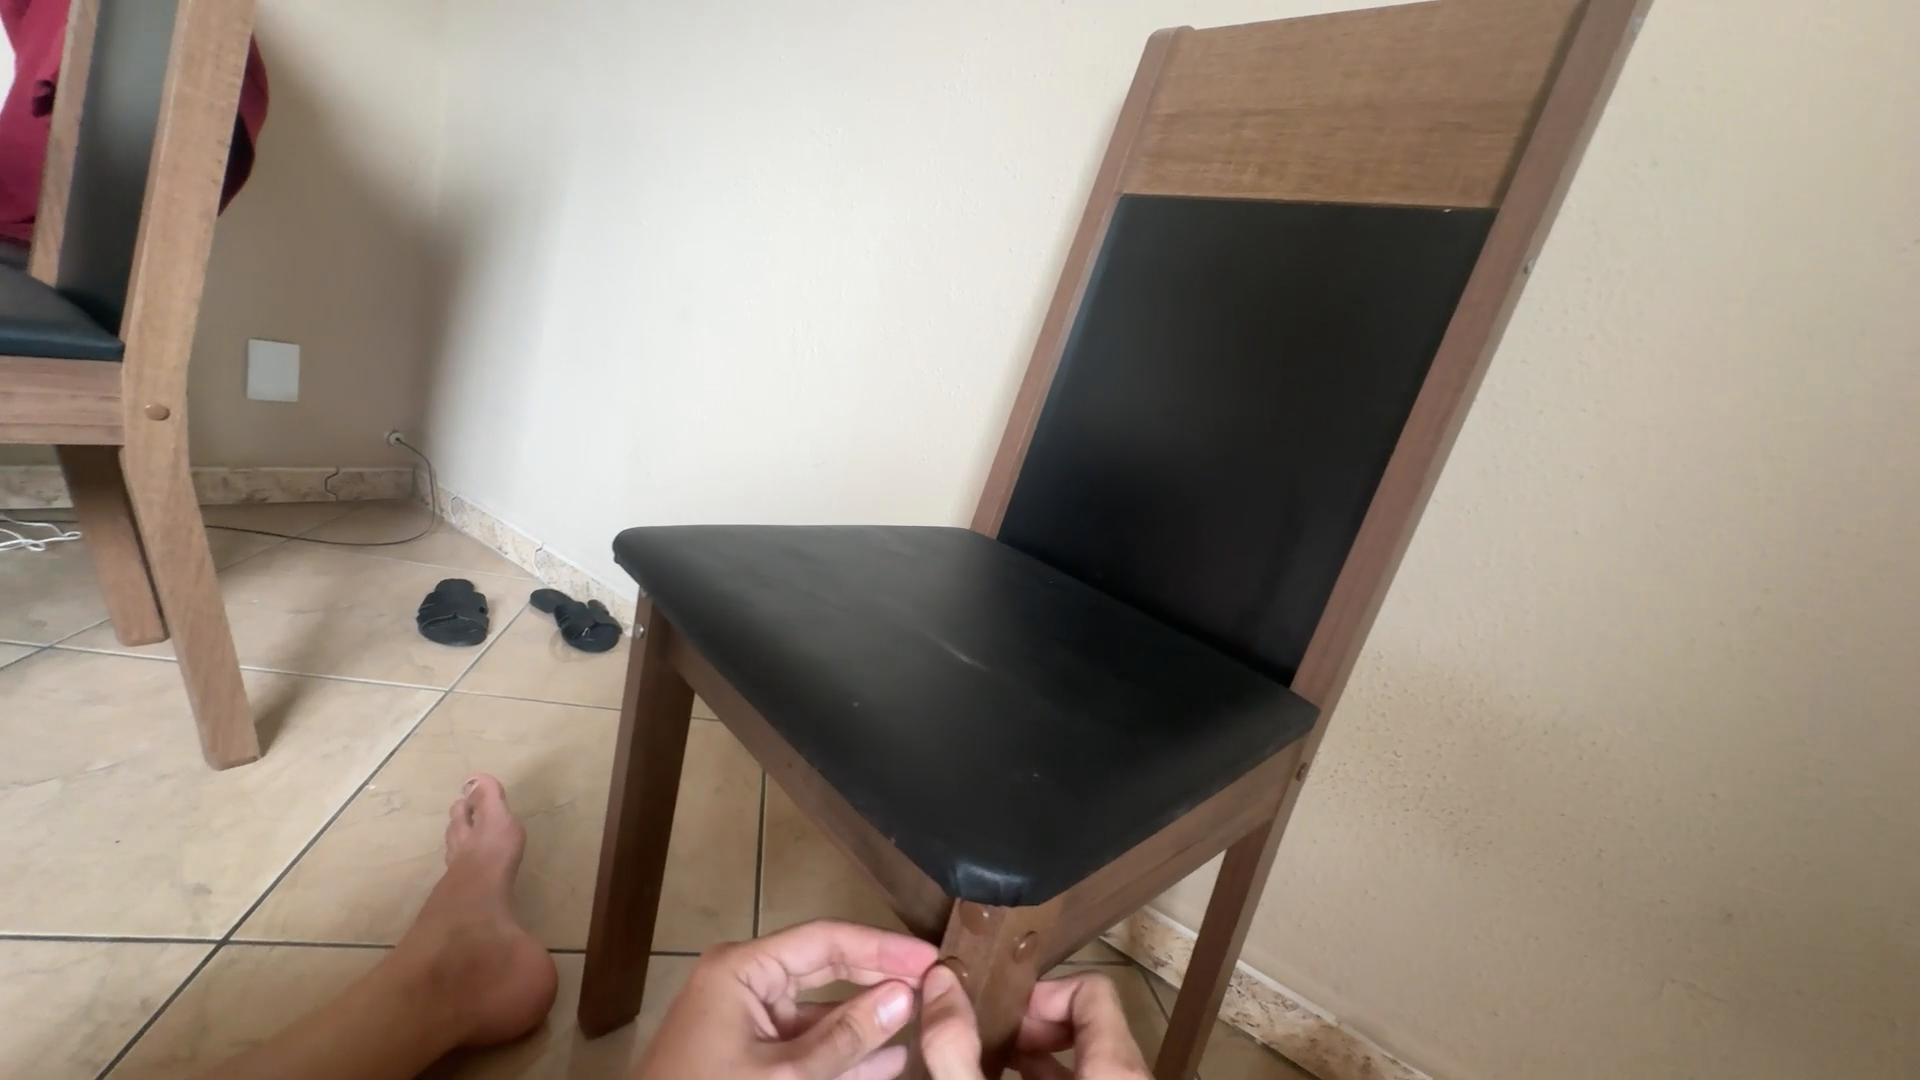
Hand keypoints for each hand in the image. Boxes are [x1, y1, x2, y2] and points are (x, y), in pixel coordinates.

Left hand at [635, 920, 938, 1079]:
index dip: (881, 947)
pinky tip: (890, 1060)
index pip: (827, 941)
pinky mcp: (750, 1058)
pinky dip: (844, 1054)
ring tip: (923, 1019)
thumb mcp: (784, 1078)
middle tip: (932, 983)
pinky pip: (807, 1046)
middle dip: (878, 979)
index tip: (929, 956)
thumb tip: (904, 994)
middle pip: (827, 968)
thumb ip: (846, 1037)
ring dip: (868, 1021)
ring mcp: (748, 1023)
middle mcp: (747, 984)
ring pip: (822, 1012)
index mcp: (744, 970)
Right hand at [918, 966, 1150, 1079]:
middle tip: (996, 1043)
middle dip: (1038, 1027)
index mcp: (1116, 1072)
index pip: (1094, 991)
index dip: (1043, 993)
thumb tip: (940, 981)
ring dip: (1046, 1059)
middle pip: (1094, 1025)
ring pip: (1094, 1062)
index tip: (1005, 1015)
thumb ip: (955, 1046)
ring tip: (998, 1067)